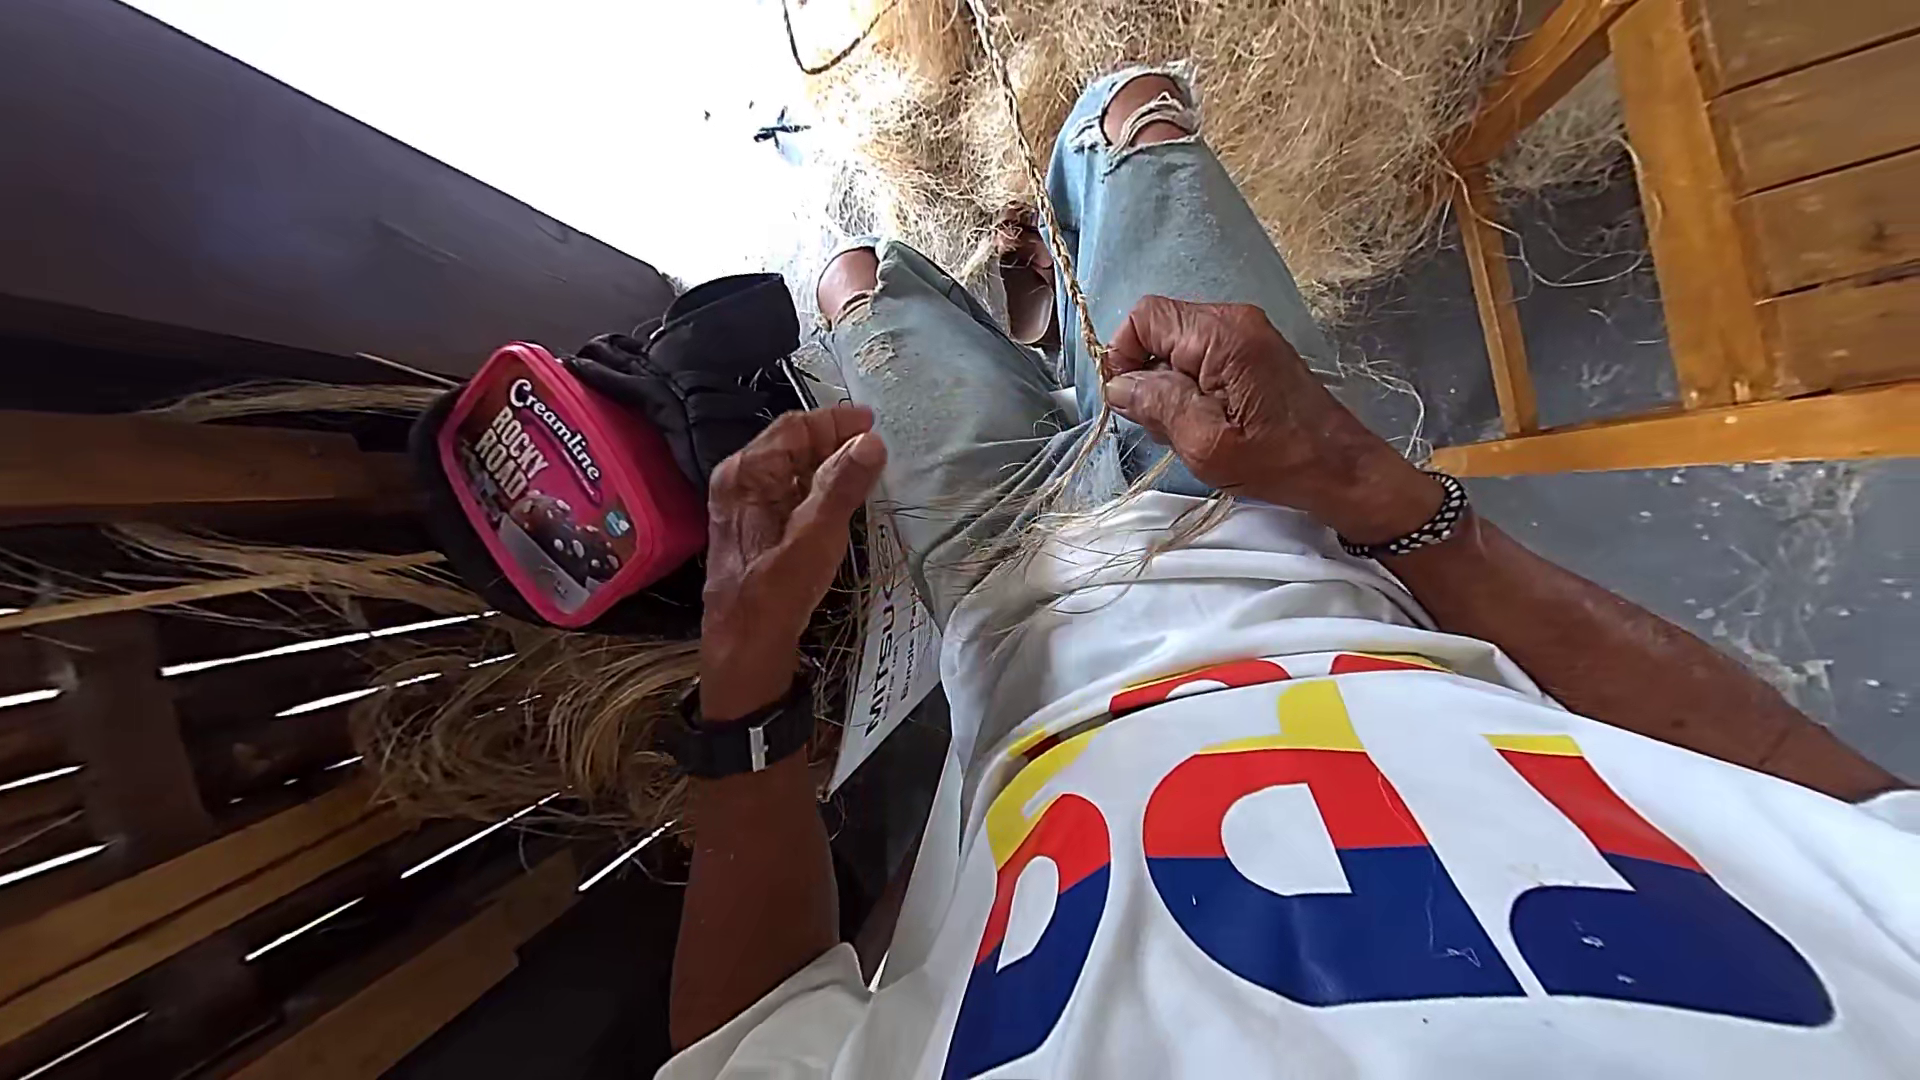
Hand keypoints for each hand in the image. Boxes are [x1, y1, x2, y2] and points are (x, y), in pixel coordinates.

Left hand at [700, 404, 886, 720]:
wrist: (747, 647)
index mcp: (747, 473)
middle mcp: (742, 482)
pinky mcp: (760, 527)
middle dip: (836, 441)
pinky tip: (845, 498)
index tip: (872, 421)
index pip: (796, 428)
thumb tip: (872, 442)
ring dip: (831, 465)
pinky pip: (795, 493)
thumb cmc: (777, 591)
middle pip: (794, 446)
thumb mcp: (815, 536)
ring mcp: (749, 505)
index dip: (836, 421)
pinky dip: (822, 488)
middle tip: (877, 446)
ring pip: (796, 470)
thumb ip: (842, 486)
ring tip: (869, 468)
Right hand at [1103, 296, 1438, 542]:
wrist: (1340, 468)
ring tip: (1186, 427)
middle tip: (1164, 423)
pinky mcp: (1249, 352)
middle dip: (1144, 377)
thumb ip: (1158, 405)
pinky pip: (1195, 359)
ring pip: (1173, 348)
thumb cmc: (1277, 461)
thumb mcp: (1205, 443)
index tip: (1128, 401)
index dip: (1122, 355)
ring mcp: (1244, 334)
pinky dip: (1184, 389)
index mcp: (1222, 336)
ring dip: (1164, 388)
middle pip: (1157, 331)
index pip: (1144, 317)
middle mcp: (1233, 321)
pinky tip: (1200, 421)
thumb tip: (1118, 385)